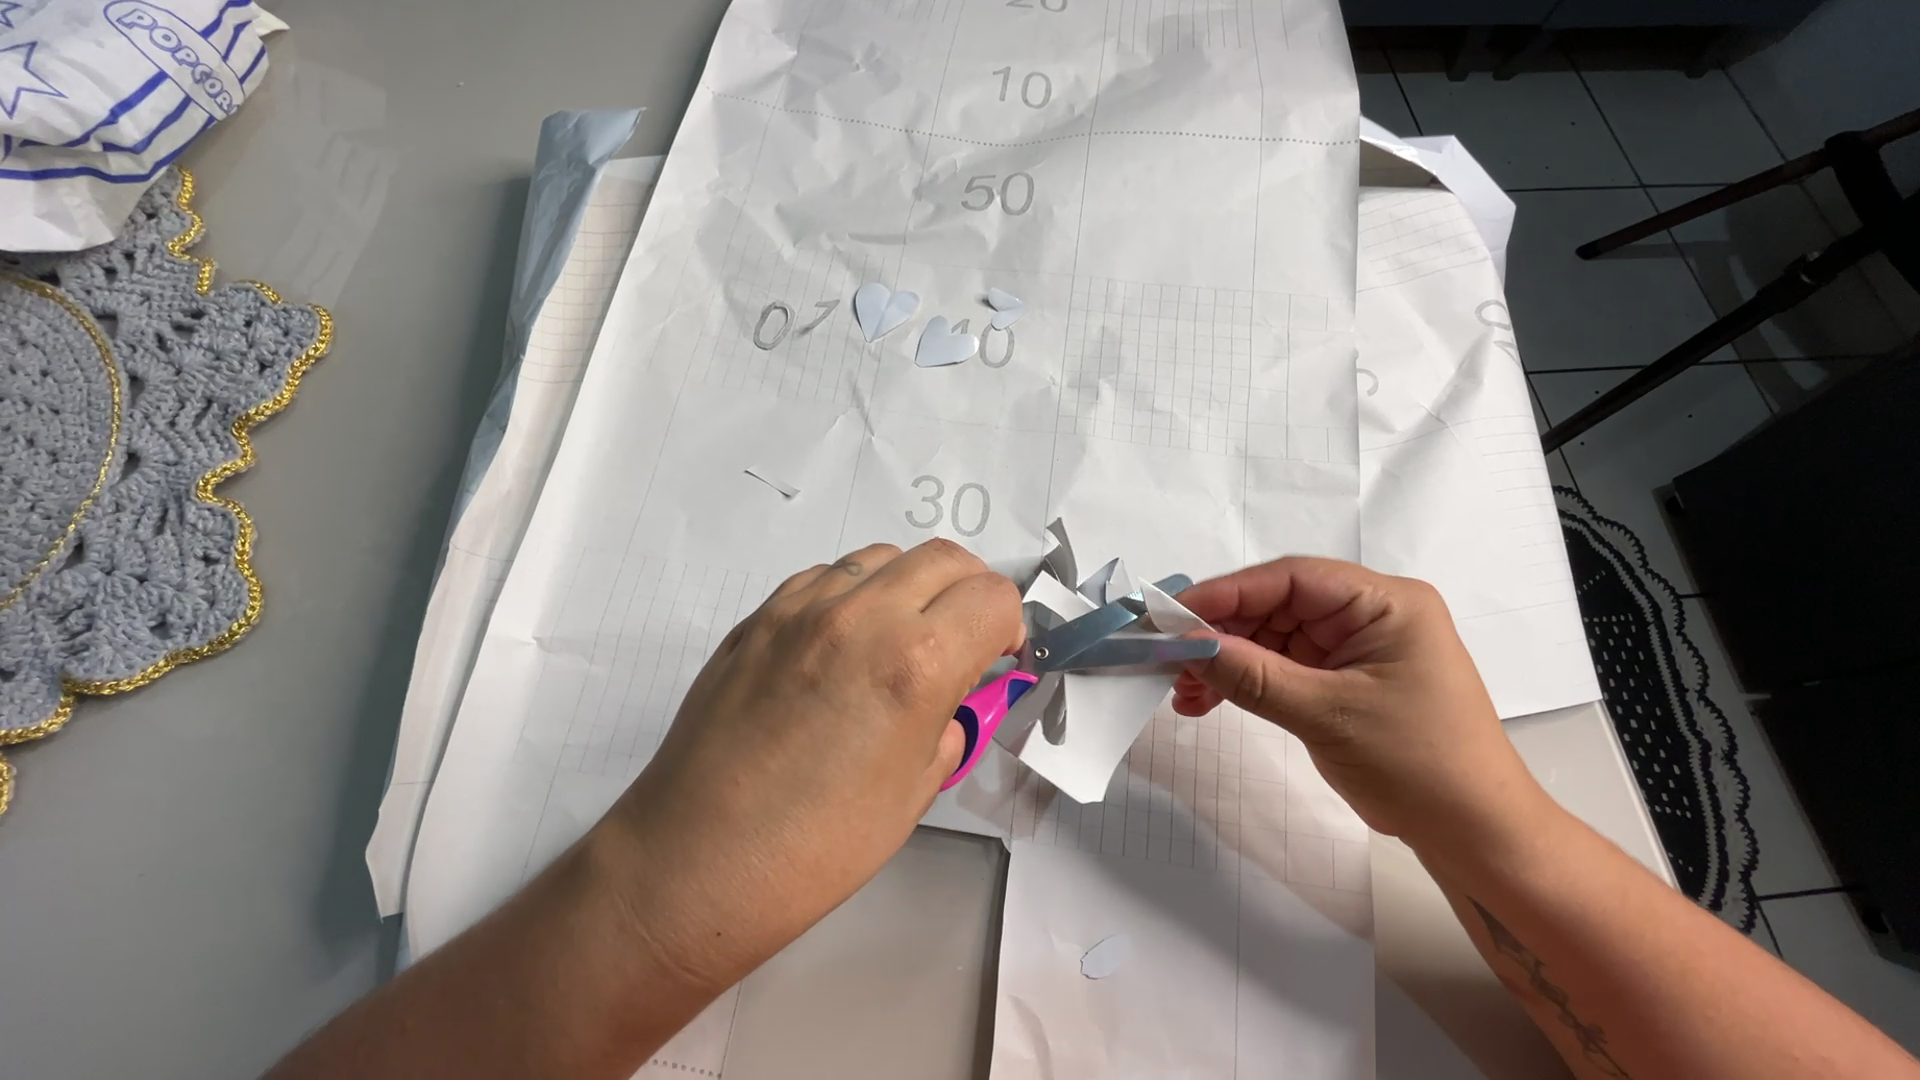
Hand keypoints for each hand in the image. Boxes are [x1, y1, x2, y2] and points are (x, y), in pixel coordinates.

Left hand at [587, 540, 1022, 994]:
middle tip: (960, 641)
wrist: (697, 860)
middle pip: (947, 558)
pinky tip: (840, 646)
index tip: (997, 659)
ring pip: (884, 556)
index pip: (994, 597)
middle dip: (970, 594)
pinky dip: (853, 595)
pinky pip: (826, 576)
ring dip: (911, 586)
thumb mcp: (916, 790)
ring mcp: (803, 607)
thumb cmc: (820, 847)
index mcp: (917, 662)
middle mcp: (863, 615)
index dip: (1008, 627)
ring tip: (898, 639)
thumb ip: (949, 721)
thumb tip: (955, 691)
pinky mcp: (759, 614)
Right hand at [1172, 557, 1547, 845]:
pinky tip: (1205, 701)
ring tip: (1182, 692)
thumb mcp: (1326, 714)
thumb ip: (1250, 673)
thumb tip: (1185, 644)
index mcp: (1384, 602)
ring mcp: (1352, 646)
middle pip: (1274, 606)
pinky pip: (1278, 666)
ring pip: (1268, 637)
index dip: (1225, 593)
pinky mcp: (1339, 678)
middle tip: (1167, 658)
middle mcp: (1367, 613)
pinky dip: (1242, 681)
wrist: (1474, 834)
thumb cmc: (1417, 764)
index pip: (1291, 579)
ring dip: (1223, 662)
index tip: (1172, 614)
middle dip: (1219, 633)